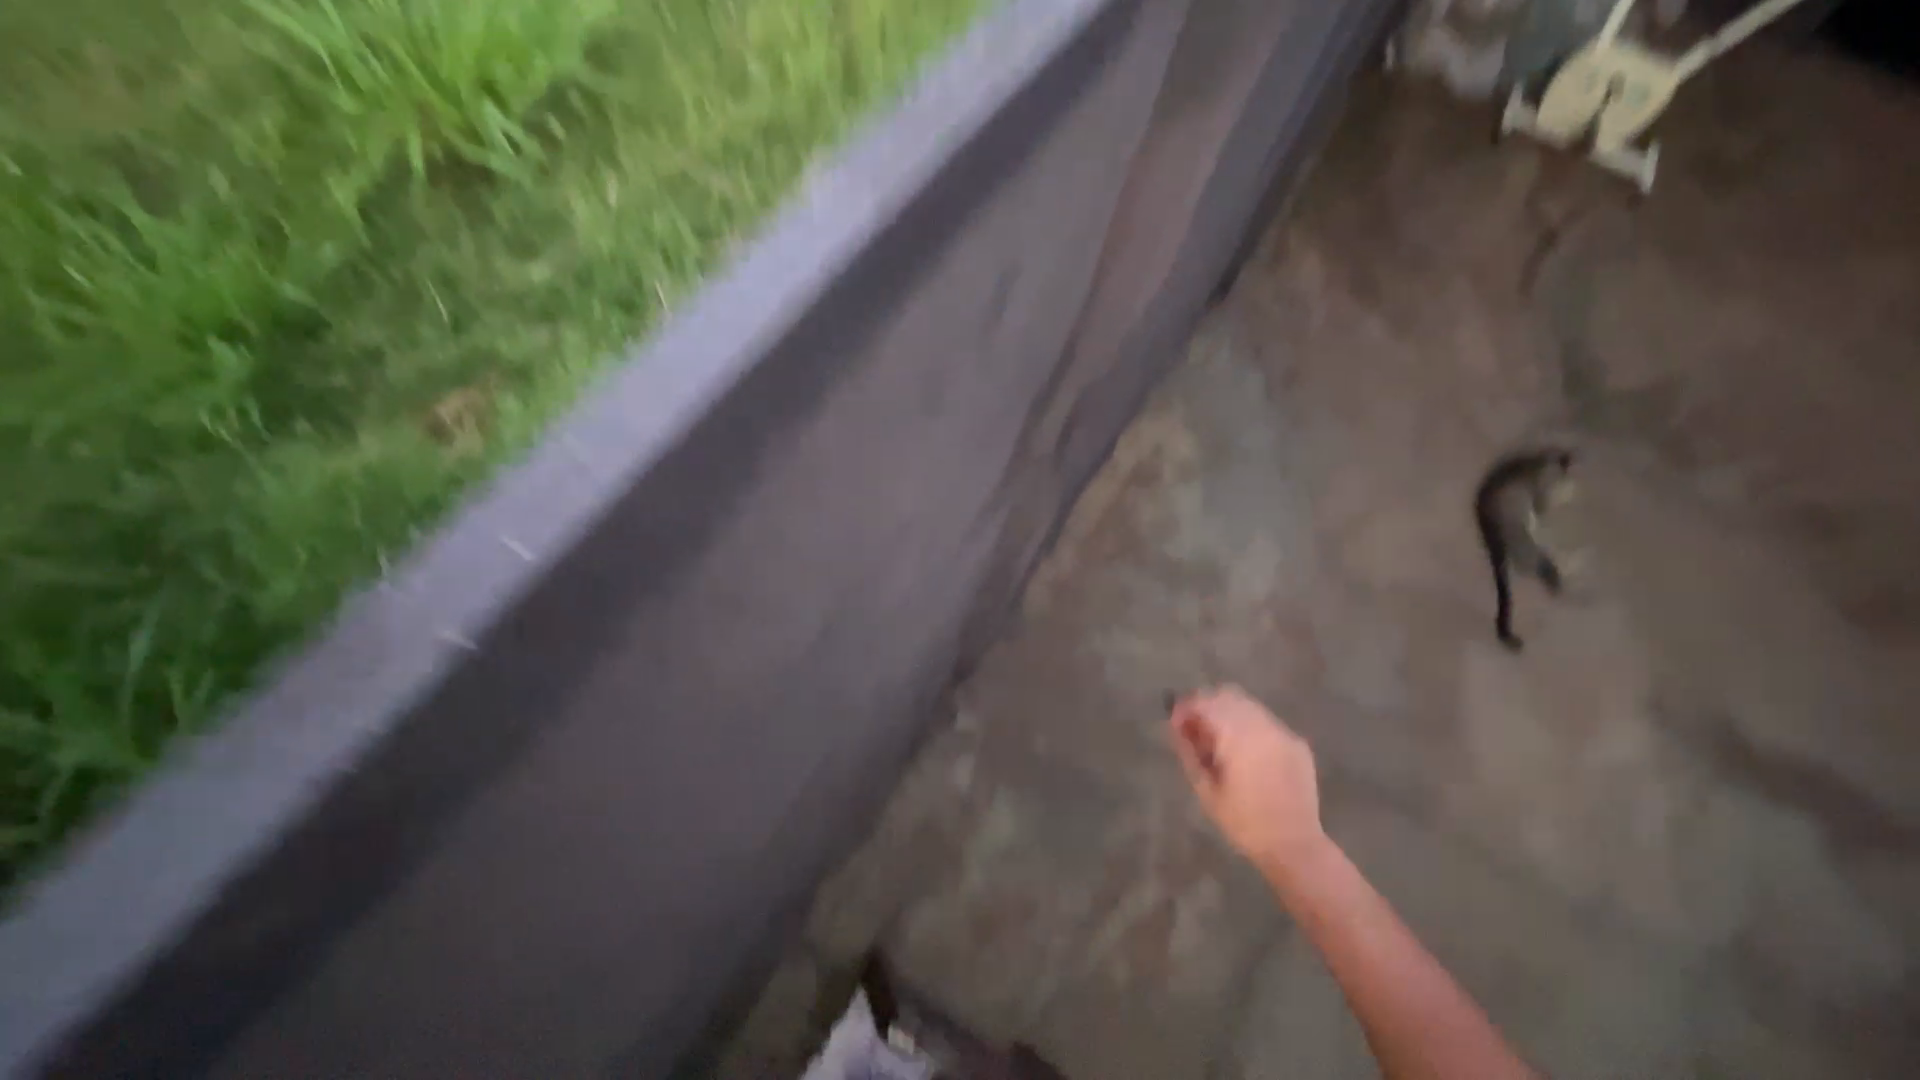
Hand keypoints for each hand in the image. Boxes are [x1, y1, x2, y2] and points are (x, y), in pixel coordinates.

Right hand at [1169, 685, 1328, 885]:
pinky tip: (1246, 756)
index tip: (1175, 724)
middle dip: (1207, 706)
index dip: (1186, 708)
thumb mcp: (1206, 789)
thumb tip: (1176, 727)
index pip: (1205, 702)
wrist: (1294, 845)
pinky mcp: (1297, 745)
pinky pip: (1267, 725)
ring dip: (1229, 716)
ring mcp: (1283, 733)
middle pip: (1228, 695)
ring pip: (1249, 707)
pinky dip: (1250, 729)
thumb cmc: (1243, 822)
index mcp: (1238, 734)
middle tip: (1195, 732)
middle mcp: (1262, 725)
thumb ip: (1189, 752)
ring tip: (1219, 745)